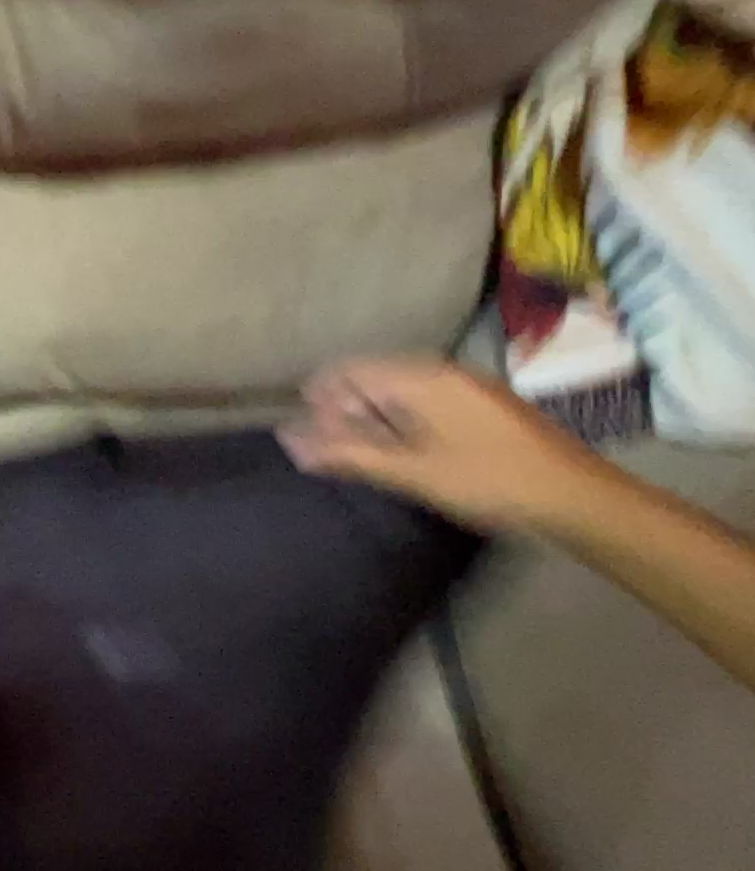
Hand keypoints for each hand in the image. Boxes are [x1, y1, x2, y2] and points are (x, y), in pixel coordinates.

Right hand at [277, 356, 613, 530]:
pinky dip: (402, 418)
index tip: (308, 431)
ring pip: (400, 389)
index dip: (321, 397)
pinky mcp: (485, 406)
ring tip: (365, 451)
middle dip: (346, 407)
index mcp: (423, 380)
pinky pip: (425, 399)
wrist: (581, 500)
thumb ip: (345, 453)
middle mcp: (444, 372)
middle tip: (334, 446)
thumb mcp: (409, 471)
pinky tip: (405, 449)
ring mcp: (469, 387)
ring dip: (373, 416)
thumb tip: (288, 439)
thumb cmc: (487, 481)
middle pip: (374, 377)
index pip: (350, 371)